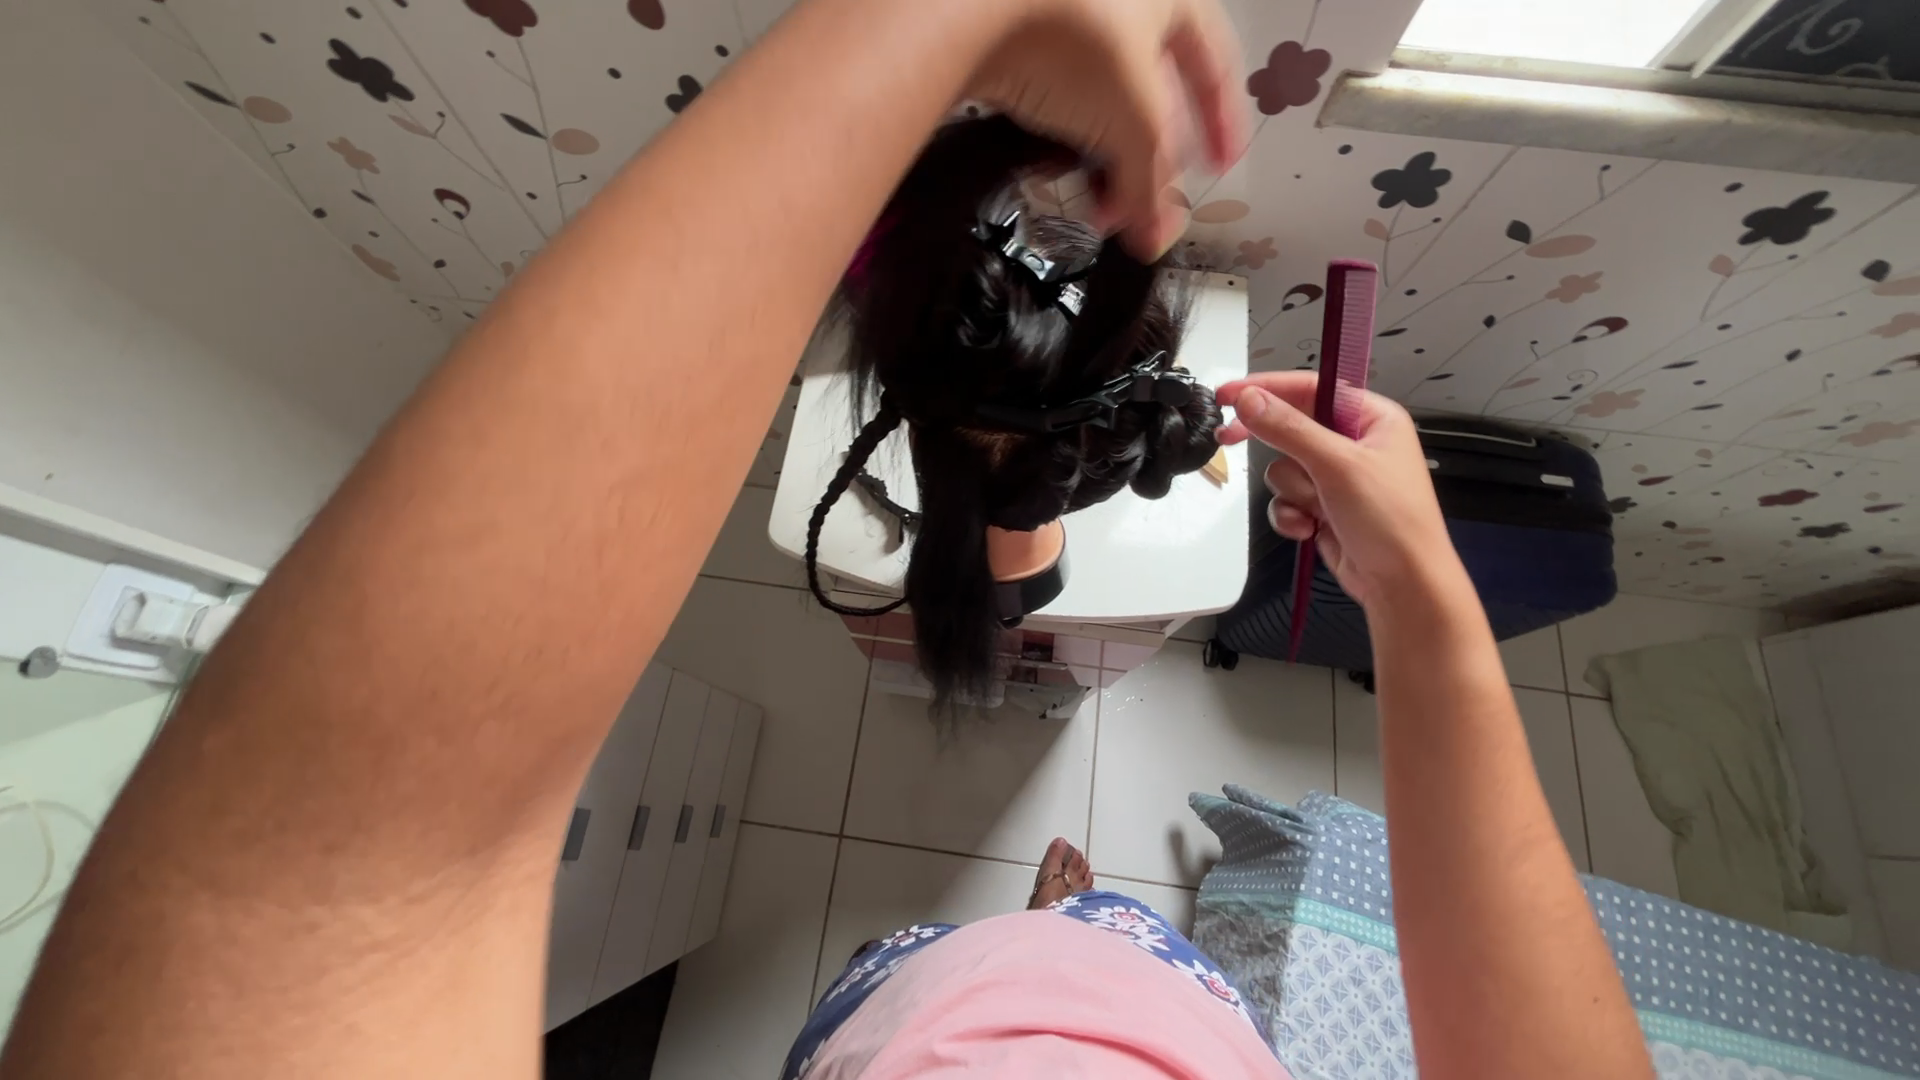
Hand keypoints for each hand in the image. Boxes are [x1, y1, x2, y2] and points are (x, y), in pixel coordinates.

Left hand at [965, 0, 1246, 258]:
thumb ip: (1150, 182)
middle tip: (1142, 212)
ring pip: (1103, 107)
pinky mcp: (1024, 48)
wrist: (975, 13)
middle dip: (1150, 165)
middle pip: (1153, 99)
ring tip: (1099, 205)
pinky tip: (1060, 173)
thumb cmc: (1077, 37)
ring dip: (1106, 163)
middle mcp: (1125, 4)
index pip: (1215, 67)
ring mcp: (1071, 23)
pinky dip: (1067, 144)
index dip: (1221, 123)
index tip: (1221, 166)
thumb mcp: (1136, 120)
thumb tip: (1153, 236)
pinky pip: (1059, 105)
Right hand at [1215, 373, 1464, 609]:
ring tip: (1316, 509)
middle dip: (1271, 444)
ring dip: (1292, 492)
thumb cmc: (1390, 520)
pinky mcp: (1322, 506)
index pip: (1310, 388)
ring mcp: (1336, 477)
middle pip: (1290, 427)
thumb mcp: (1337, 465)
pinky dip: (1291, 514)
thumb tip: (1248, 398)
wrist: (1403, 585)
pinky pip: (1285, 498)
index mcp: (1371, 418)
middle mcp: (1353, 442)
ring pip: (1282, 468)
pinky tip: (1309, 528)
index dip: (1267, 388)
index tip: (1228, 393)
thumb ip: (1288, 429)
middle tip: (1227, 438)